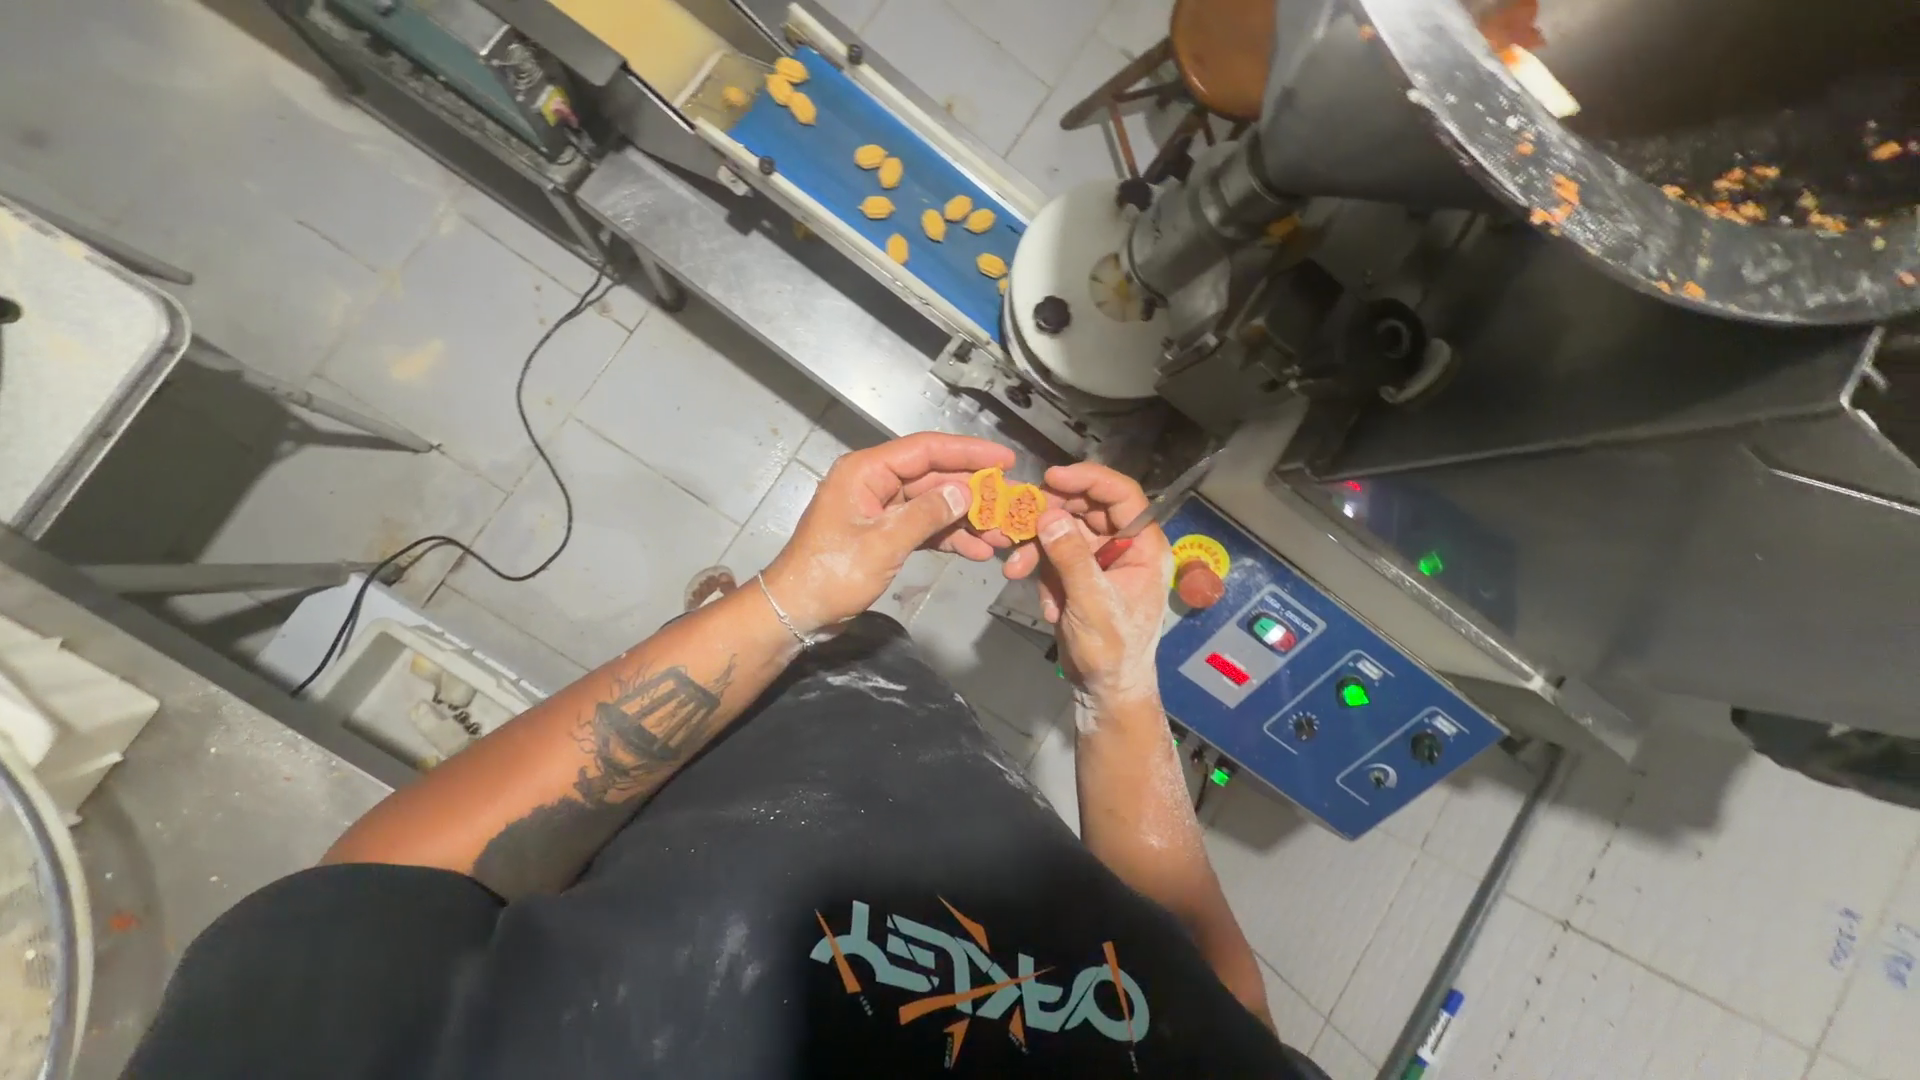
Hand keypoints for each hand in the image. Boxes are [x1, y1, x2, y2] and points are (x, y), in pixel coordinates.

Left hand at [762, 432, 1014, 630]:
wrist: (796, 611)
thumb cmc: (831, 574)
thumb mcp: (883, 543)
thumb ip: (927, 515)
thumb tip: (966, 492)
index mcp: (866, 471)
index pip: (925, 450)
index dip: (968, 452)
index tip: (1006, 460)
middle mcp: (874, 483)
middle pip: (933, 477)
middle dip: (973, 493)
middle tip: (1010, 505)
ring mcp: (879, 509)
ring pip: (933, 504)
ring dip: (965, 520)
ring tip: (1000, 536)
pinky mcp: (884, 534)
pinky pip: (924, 527)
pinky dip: (948, 538)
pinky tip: (976, 551)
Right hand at [1005, 463, 1170, 707]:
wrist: (1104, 689)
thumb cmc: (1113, 649)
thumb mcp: (1092, 602)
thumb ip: (1071, 558)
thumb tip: (1048, 517)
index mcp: (1143, 547)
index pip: (1122, 496)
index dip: (1089, 480)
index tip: (1052, 478)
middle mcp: (1123, 546)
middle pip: (1086, 510)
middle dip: (1050, 518)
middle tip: (1019, 521)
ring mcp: (1099, 560)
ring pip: (1062, 532)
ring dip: (1037, 549)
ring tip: (1015, 570)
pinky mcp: (1077, 575)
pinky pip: (1053, 556)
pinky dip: (1041, 573)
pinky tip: (1045, 603)